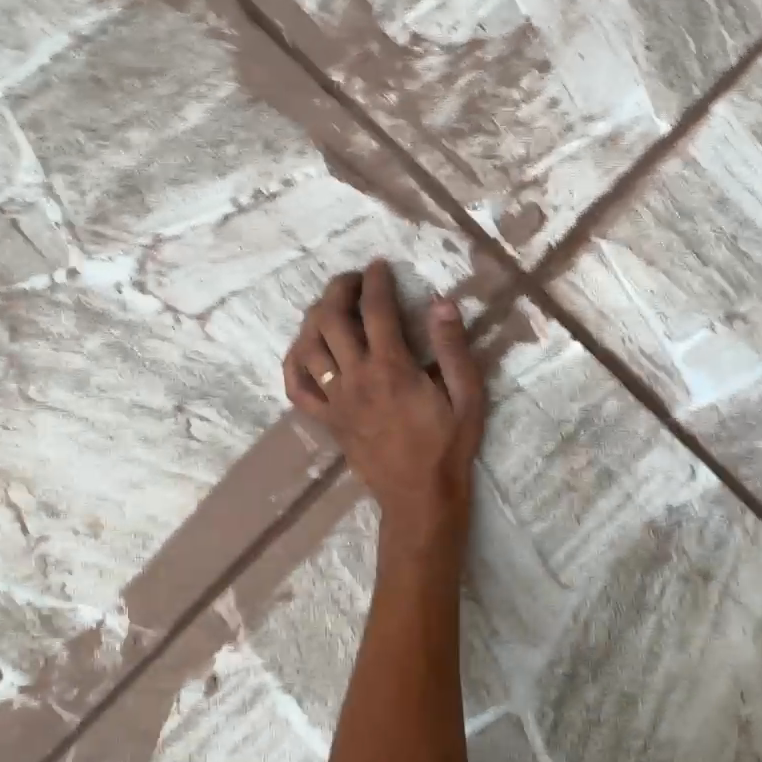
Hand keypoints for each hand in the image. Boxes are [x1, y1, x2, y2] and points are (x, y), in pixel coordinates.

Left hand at [282, 260, 486, 521]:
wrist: (421, 496)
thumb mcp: (468, 396)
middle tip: (353, 279)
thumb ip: (454, 348)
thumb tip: (442, 302)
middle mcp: (356, 378)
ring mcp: (335, 400)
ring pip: (308, 346)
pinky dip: (294, 362)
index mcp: (391, 368)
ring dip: (314, 317)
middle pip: (331, 319)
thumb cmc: (449, 446)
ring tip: (330, 306)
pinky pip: (296, 386)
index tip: (379, 265)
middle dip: (339, 289)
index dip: (375, 281)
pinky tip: (305, 349)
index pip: (375, 309)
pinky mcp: (326, 420)